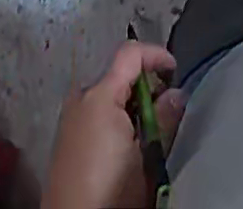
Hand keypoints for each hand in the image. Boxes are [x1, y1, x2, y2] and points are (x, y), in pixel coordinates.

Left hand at [43, 41, 186, 208]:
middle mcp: (81, 96)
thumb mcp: (146, 156)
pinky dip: (116, 112)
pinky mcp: (66, 136)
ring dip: (131, 98)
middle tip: (165, 104)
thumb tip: (176, 93)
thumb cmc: (111, 191)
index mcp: (99, 94)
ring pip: (108, 90)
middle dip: (145, 81)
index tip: (175, 71)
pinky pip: (97, 108)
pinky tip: (127, 138)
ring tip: (149, 124)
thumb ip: (163, 118)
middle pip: (119, 71)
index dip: (156, 55)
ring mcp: (70, 115)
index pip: (131, 53)